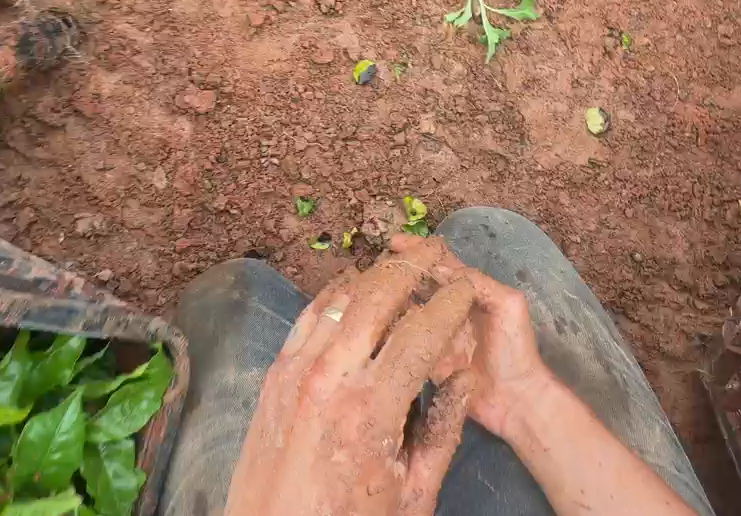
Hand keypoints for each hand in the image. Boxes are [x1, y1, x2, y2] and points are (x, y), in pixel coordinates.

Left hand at [224, 238, 478, 515]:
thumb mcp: (413, 494)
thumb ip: (443, 429)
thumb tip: (465, 374)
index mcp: (371, 409)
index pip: (420, 334)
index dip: (447, 305)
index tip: (464, 288)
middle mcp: (330, 376)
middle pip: (376, 296)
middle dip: (411, 266)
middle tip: (435, 250)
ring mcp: (296, 368)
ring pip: (340, 297)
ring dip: (374, 273)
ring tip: (400, 258)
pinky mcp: (275, 370)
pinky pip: (310, 314)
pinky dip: (336, 293)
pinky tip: (354, 286)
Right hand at [389, 232, 548, 438]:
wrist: (517, 401)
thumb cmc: (516, 349)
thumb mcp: (508, 305)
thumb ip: (478, 282)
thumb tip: (439, 268)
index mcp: (467, 292)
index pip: (440, 263)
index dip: (419, 250)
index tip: (394, 243)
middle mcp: (448, 309)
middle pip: (419, 284)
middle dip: (400, 273)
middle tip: (376, 268)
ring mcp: (436, 334)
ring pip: (408, 310)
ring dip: (391, 299)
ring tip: (369, 291)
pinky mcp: (427, 360)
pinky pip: (406, 342)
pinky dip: (391, 331)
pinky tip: (375, 324)